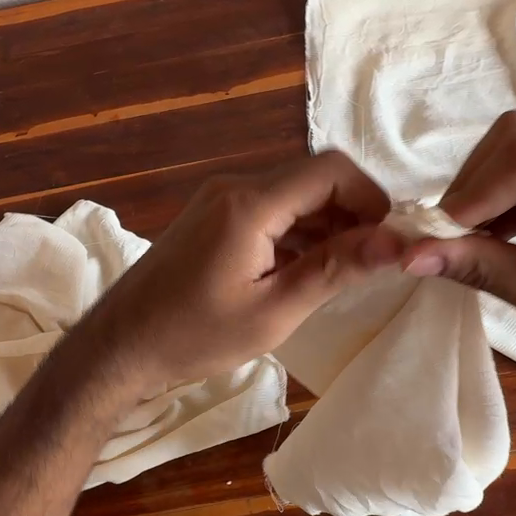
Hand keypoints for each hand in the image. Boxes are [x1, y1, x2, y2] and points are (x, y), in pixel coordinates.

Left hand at [74, 152, 400, 398]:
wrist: (119, 346)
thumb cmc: (194, 336)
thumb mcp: (273, 311)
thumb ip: (334, 270)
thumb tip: (396, 243)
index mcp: (249, 204)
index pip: (332, 169)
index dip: (371, 198)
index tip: (387, 242)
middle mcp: (234, 187)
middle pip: (313, 178)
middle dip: (352, 212)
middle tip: (370, 261)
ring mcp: (219, 199)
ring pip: (292, 193)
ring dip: (325, 223)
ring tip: (343, 272)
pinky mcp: (211, 217)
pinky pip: (268, 209)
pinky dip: (296, 231)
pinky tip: (304, 269)